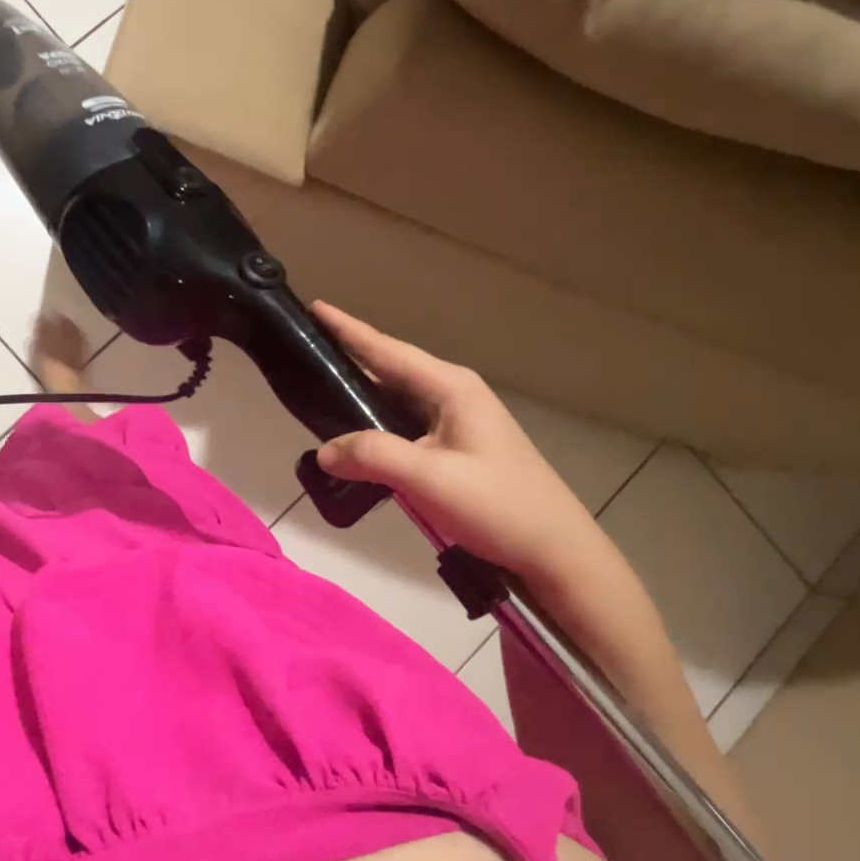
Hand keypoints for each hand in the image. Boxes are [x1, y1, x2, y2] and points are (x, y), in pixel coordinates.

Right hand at [311, 302, 609, 583]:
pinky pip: (403, 424)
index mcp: (451, 388)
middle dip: (348, 356)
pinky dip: (374, 422)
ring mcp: (457, 422)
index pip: (386, 350)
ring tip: (317, 387)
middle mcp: (454, 395)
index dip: (348, 330)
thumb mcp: (429, 478)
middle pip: (390, 369)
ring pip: (396, 398)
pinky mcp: (456, 449)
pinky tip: (354, 434)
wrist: (556, 552)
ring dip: (359, 392)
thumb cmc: (498, 506)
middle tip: (303, 351)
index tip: (313, 308)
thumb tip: (323, 451)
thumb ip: (372, 456)